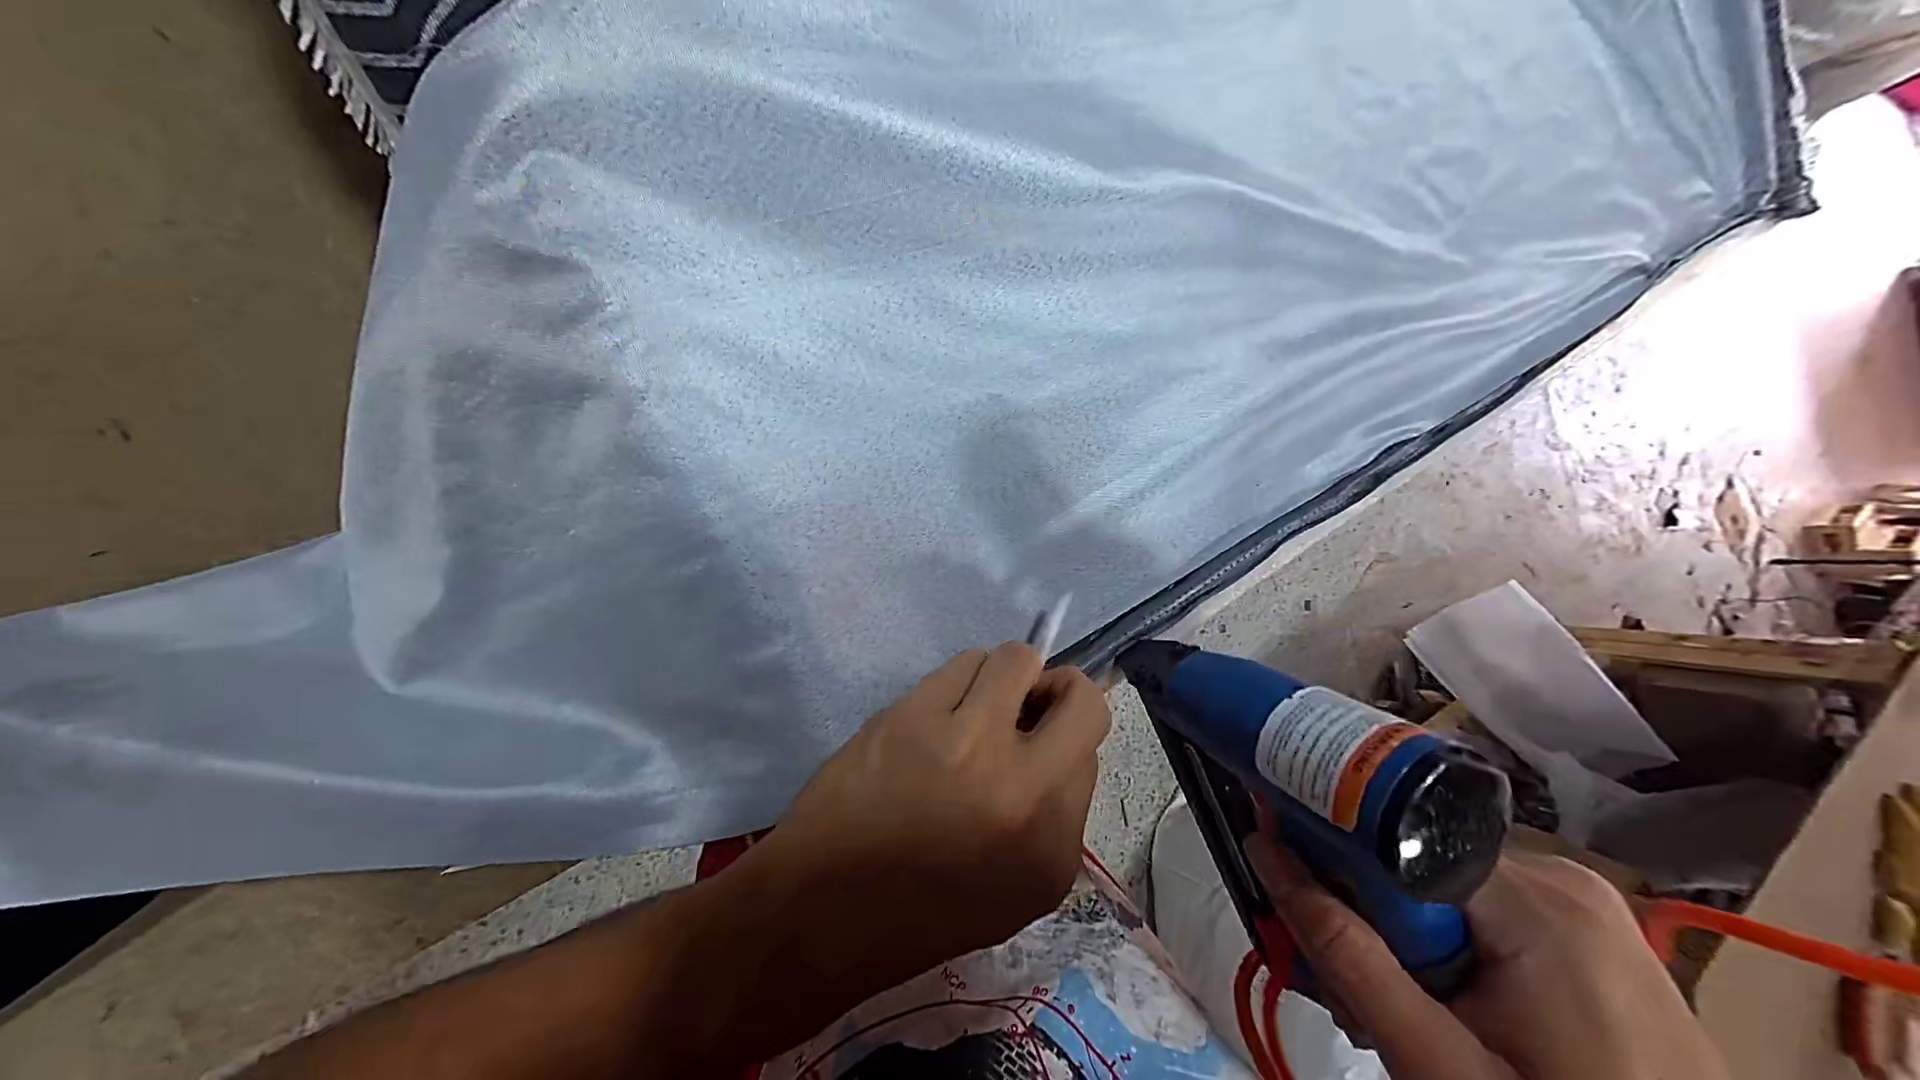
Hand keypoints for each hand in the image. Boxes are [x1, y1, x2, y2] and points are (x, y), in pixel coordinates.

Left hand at [731, 642, 1111, 1012]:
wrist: (828, 908)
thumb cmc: (930, 908)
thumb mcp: (1025, 887)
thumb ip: (1059, 810)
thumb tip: (1059, 739)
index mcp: (1052, 840)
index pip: (1092, 741)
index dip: (1073, 720)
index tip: (1050, 721)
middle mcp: (1016, 783)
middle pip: (1073, 691)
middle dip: (1060, 685)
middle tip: (1028, 700)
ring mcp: (959, 740)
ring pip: (1012, 659)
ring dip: (1003, 676)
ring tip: (975, 707)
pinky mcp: (909, 714)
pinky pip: (959, 664)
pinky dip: (961, 680)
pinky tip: (937, 712)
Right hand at [1244, 840, 1729, 1079]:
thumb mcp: (1440, 1067)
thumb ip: (1349, 958)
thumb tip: (1264, 851)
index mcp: (1535, 899)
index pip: (1390, 835)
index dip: (1331, 859)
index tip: (1292, 896)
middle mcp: (1560, 877)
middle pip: (1410, 859)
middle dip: (1365, 915)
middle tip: (1351, 992)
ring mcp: (1582, 902)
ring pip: (1437, 882)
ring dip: (1399, 934)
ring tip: (1401, 1012)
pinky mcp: (1587, 928)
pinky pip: (1481, 907)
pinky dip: (1444, 943)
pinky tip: (1447, 1004)